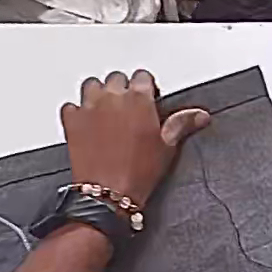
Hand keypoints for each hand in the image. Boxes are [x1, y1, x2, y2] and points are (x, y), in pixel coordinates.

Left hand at [60, 70, 210, 207]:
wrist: (109, 194)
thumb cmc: (137, 172)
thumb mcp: (167, 147)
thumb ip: (182, 124)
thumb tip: (199, 115)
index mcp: (138, 99)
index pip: (143, 76)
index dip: (146, 89)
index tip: (148, 101)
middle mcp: (112, 97)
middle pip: (117, 79)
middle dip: (123, 91)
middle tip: (128, 112)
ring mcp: (89, 107)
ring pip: (92, 85)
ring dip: (99, 95)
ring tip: (106, 113)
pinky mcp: (72, 121)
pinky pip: (71, 106)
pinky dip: (78, 113)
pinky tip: (87, 125)